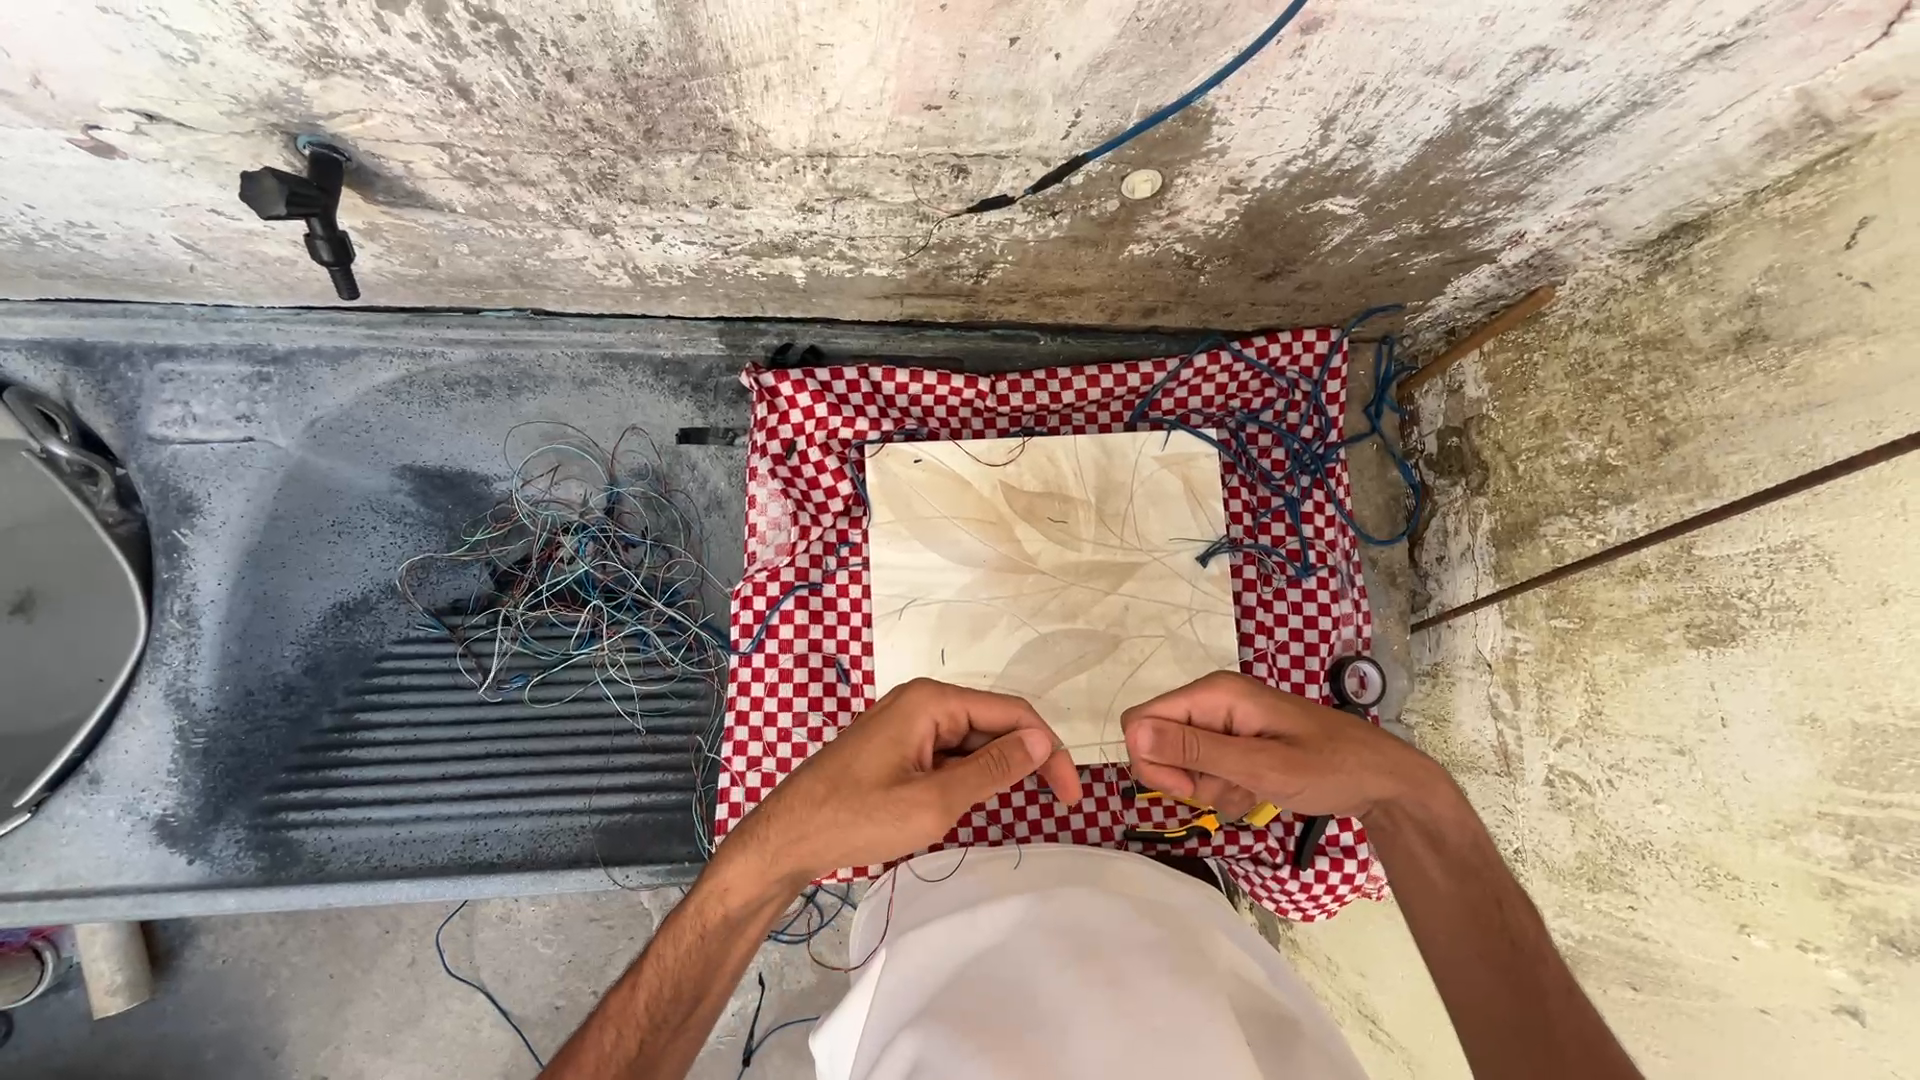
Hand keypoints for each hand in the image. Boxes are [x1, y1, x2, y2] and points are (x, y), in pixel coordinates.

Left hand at [722, 679, 1083, 886]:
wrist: (786, 838)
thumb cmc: (858, 818)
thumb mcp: (934, 801)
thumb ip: (992, 769)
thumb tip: (1040, 741)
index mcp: (932, 700)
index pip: (1012, 713)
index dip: (1049, 749)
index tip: (1071, 795)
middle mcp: (922, 700)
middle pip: (993, 722)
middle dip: (1029, 757)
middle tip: (1058, 802)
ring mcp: (907, 722)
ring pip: (972, 739)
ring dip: (1000, 767)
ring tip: (1026, 803)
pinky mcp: (897, 745)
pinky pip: (948, 751)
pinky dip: (970, 774)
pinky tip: (979, 799)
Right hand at [1120, 670, 1440, 821]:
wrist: (1383, 779)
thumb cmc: (1329, 768)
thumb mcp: (1261, 766)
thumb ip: (1195, 751)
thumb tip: (1134, 735)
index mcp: (1213, 694)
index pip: (1140, 721)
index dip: (1152, 760)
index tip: (1188, 789)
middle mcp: (1211, 701)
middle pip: (1157, 742)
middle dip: (1182, 777)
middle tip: (1225, 792)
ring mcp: (1223, 721)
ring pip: (1179, 762)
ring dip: (1207, 788)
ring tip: (1250, 791)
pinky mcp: (1235, 741)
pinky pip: (1204, 769)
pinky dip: (1224, 788)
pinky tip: (1257, 791)